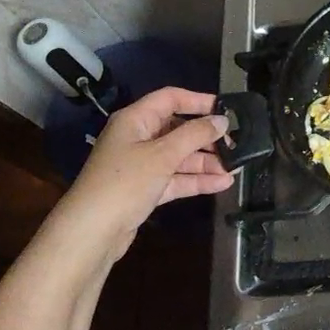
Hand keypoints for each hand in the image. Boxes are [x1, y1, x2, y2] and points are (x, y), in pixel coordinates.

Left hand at [62, 87, 233, 259]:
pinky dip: (197, 180)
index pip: (170, 99)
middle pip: (178, 129)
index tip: (226, 109)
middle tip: (236, 145)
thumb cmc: (125, 182)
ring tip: (236, 167)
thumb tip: (222, 120)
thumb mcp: (163, 154)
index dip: (198, 101)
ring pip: (180, 156)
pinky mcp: (146, 189)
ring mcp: (142, 165)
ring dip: (206, 161)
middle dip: (206, 137)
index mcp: (135, 120)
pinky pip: (176, 178)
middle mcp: (138, 138)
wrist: (93, 231)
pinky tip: (223, 183)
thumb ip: (195, 135)